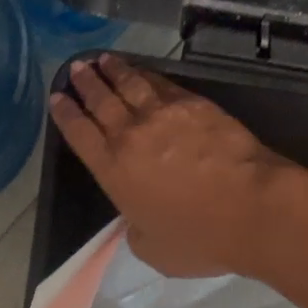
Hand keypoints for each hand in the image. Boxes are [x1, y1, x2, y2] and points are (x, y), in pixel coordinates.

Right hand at [48, 55, 307, 277]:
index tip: (57, 96)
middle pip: (99, 99)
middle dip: (85, 81)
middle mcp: (128, 133)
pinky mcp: (188, 101)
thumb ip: (134, 226)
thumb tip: (134, 215)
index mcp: (112, 168)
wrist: (250, 205)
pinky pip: (159, 82)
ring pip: (127, 82)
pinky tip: (141, 70)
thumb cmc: (201, 237)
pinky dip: (144, 73)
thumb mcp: (153, 248)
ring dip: (112, 69)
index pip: (78, 132)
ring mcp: (159, 112)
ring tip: (102, 59)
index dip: (65, 112)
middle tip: (76, 67)